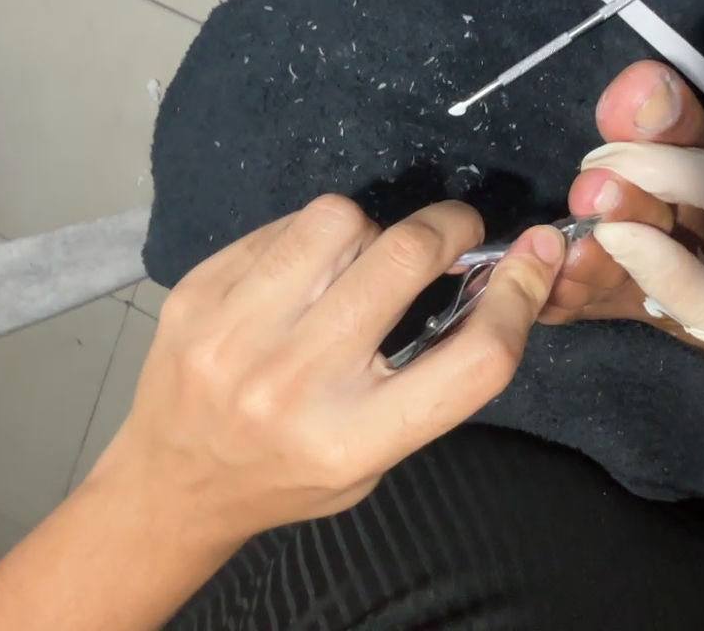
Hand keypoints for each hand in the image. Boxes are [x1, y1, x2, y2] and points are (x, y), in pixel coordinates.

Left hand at [88, 197, 565, 552]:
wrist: (168, 484)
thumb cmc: (293, 472)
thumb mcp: (380, 452)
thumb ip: (438, 373)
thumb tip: (507, 269)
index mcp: (353, 441)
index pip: (474, 359)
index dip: (521, 295)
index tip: (535, 253)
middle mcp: (292, 387)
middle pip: (405, 260)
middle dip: (448, 228)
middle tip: (453, 233)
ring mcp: (233, 333)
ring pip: (340, 219)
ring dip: (373, 229)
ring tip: (365, 257)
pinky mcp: (197, 291)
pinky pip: (285, 224)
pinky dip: (316, 235)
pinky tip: (307, 269)